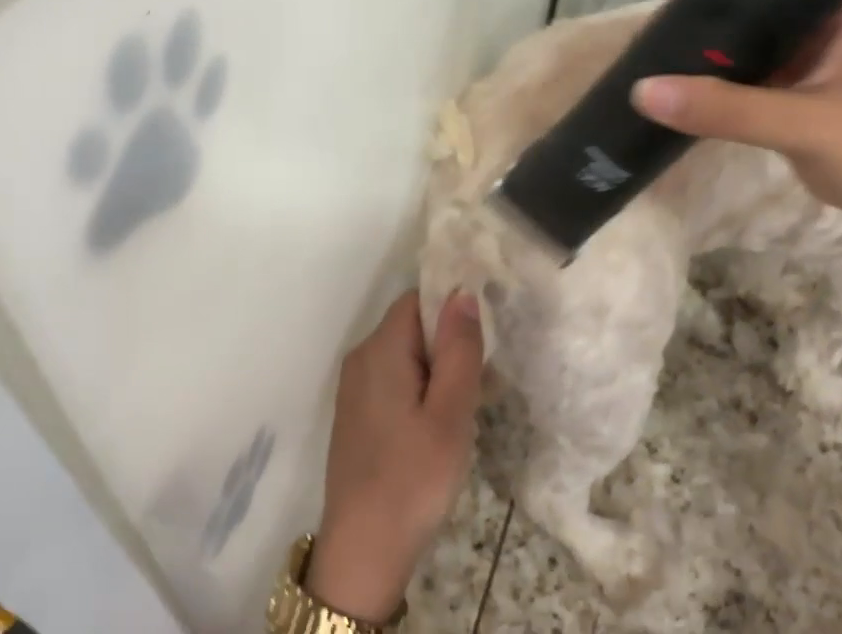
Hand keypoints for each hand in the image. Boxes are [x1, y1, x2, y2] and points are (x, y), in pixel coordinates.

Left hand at [305, 291, 483, 623]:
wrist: (363, 549)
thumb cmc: (414, 479)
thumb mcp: (450, 414)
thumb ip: (459, 350)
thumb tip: (463, 292)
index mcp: (380, 349)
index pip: (418, 299)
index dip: (453, 309)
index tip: (486, 338)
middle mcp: (361, 358)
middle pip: (411, 326)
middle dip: (449, 343)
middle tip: (483, 382)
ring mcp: (355, 387)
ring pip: (405, 355)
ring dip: (438, 370)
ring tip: (466, 408)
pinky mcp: (357, 414)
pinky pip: (394, 380)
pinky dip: (420, 390)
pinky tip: (440, 425)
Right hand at [628, 0, 841, 219]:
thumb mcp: (804, 126)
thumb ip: (726, 108)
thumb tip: (643, 91)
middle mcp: (835, 13)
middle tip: (667, 18)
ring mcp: (818, 48)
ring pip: (754, 25)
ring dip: (714, 33)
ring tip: (665, 41)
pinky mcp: (800, 80)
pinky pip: (751, 59)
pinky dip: (720, 66)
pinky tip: (684, 73)